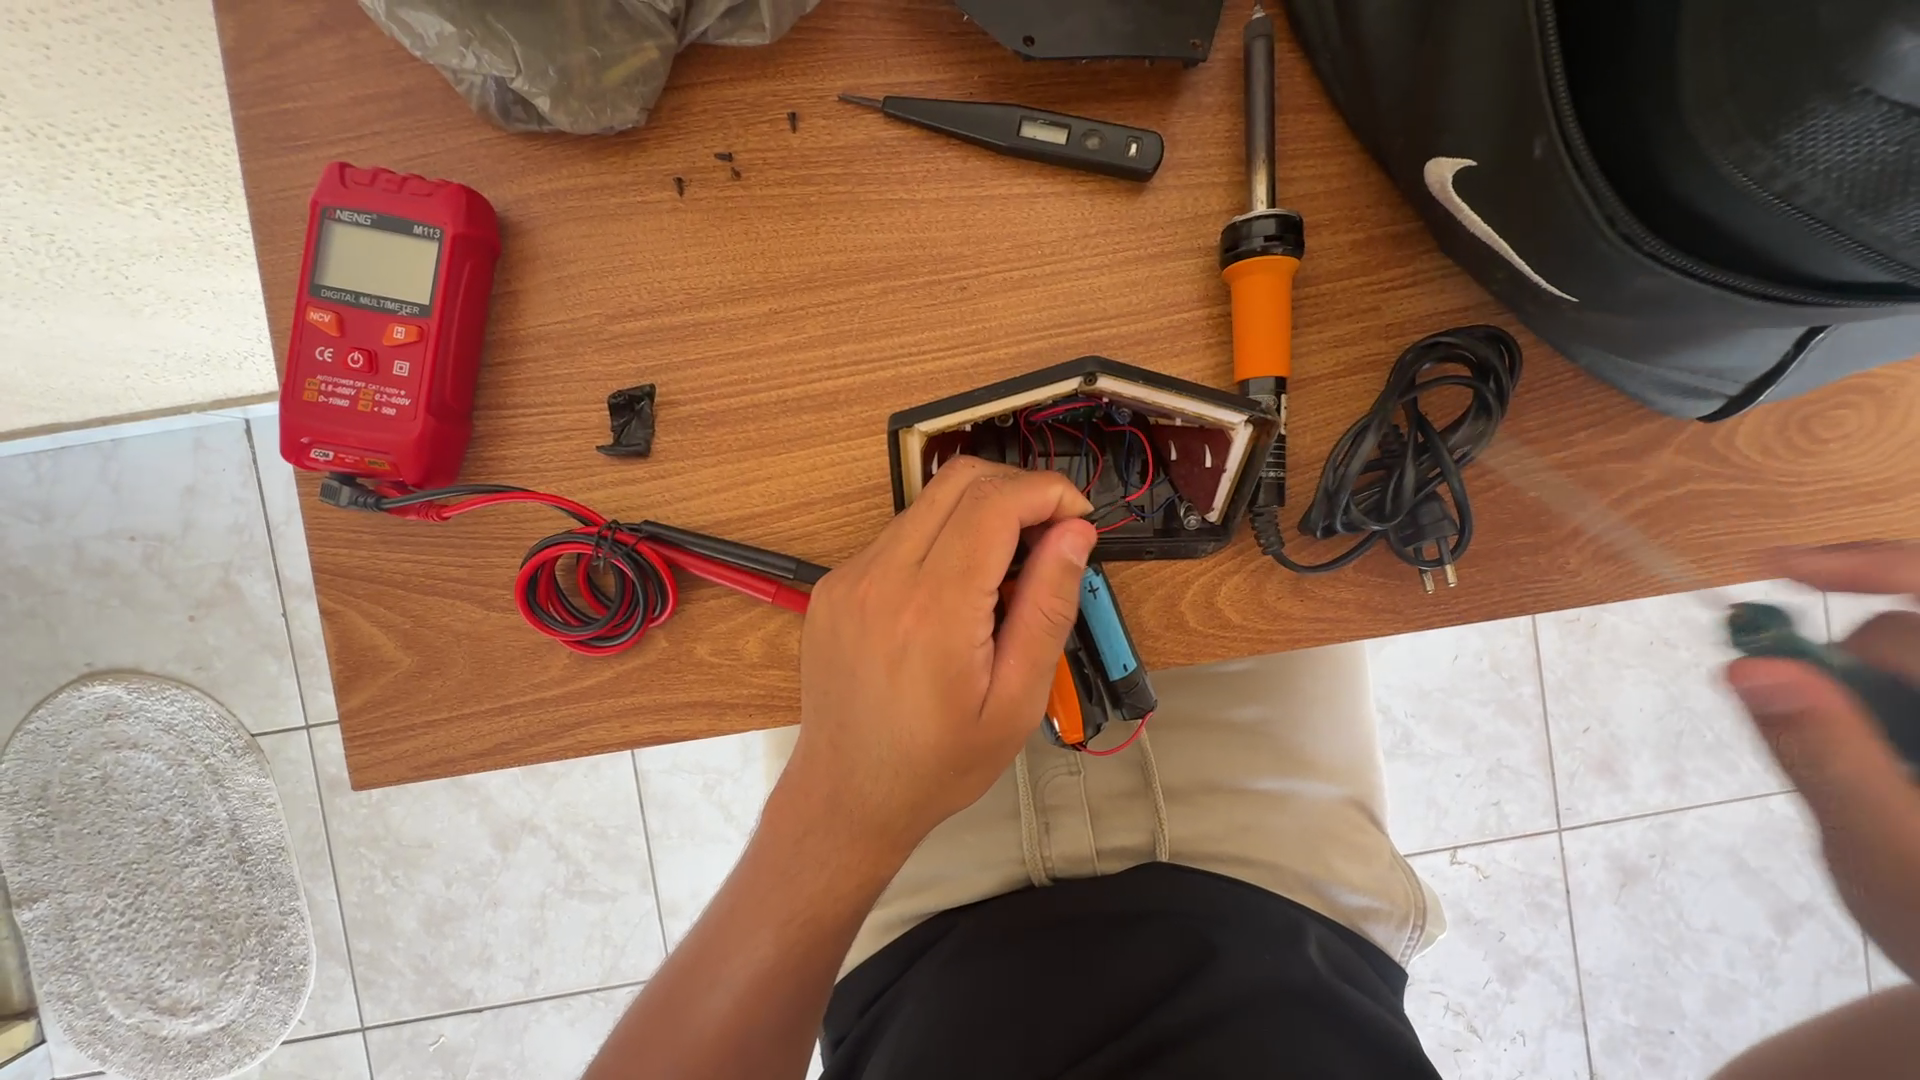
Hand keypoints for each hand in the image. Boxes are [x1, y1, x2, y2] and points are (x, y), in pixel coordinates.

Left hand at [780, 456, 1096, 861]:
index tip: (1078, 517)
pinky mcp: (835, 586)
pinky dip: (939, 540)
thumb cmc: (938, 763)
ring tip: (1002, 575)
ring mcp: (850, 577)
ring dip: (978, 515)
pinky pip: (898, 535)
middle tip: (1049, 535)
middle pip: (959, 481)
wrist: (848, 794)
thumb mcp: (1016, 701)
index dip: (1047, 492)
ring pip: (927, 503)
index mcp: (934, 609)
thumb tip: (1074, 534)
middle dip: (1017, 489)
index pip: (995, 502)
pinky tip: (953, 594)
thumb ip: (1047, 609)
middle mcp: (883, 577)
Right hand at [1726, 543, 1919, 980]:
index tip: (1769, 566)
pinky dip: (1870, 701)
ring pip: (1909, 665)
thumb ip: (1823, 755)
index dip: (1866, 566)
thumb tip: (1748, 666)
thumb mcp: (1882, 850)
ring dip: (1857, 694)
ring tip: (1857, 771)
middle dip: (1841, 665)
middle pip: (1914, 638)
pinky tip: (1870, 755)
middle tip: (1790, 717)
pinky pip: (1907, 689)